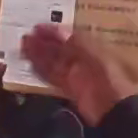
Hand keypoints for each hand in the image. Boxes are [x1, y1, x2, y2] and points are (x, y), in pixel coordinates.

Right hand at [20, 25, 136, 123]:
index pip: (70, 37)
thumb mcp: (96, 56)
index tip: (36, 27)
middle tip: (25, 37)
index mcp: (93, 50)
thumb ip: (78, 43)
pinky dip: (42, 71)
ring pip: (54, 63)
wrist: (114, 110)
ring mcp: (76, 76)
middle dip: (43, 43)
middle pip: (60, 50)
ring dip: (39, 55)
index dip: (53, 32)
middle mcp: (83, 61)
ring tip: (23, 47)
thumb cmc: (108, 79)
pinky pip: (53, 77)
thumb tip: (58, 30)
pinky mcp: (69, 89)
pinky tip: (30, 65)